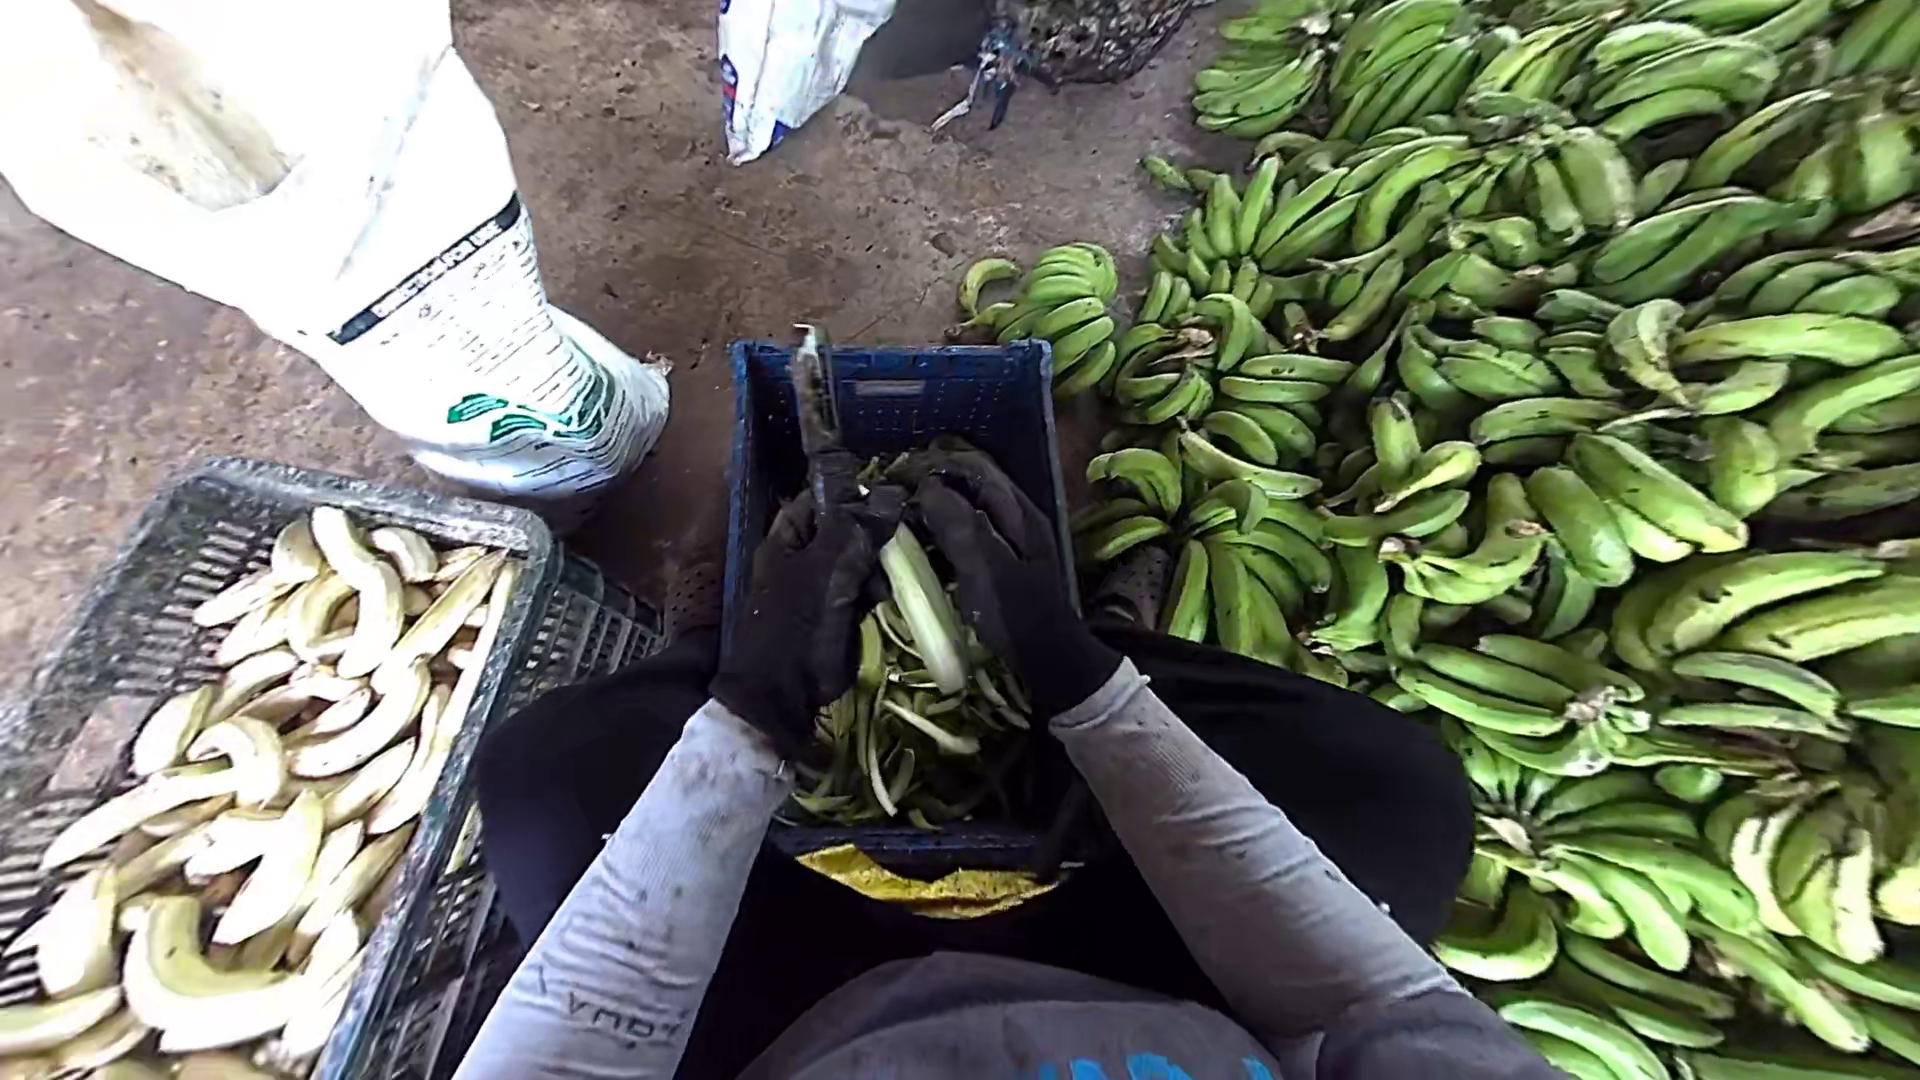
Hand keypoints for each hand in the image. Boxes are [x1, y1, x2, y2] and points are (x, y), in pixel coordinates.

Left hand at [710, 476, 903, 758]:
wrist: (785, 692)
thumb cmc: (797, 625)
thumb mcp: (827, 570)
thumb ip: (857, 530)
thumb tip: (893, 493)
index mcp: (789, 538)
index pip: (821, 498)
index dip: (851, 492)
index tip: (888, 494)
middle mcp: (804, 555)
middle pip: (846, 528)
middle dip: (872, 532)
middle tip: (894, 540)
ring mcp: (823, 583)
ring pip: (860, 557)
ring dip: (877, 563)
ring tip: (882, 581)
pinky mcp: (840, 608)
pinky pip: (864, 586)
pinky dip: (876, 587)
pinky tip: (882, 595)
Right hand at [902, 446, 1119, 717]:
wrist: (1048, 659)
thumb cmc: (1017, 614)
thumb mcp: (987, 569)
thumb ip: (960, 525)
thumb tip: (927, 487)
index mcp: (1018, 510)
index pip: (974, 467)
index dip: (934, 465)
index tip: (898, 476)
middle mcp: (1016, 515)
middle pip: (970, 482)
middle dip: (932, 480)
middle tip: (894, 492)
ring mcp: (1010, 537)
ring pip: (967, 504)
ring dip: (935, 502)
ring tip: (902, 511)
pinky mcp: (1000, 558)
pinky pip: (967, 529)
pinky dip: (942, 527)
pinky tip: (922, 539)